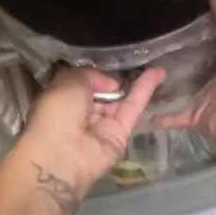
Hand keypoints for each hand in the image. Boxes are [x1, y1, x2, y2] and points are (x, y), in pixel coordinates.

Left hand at [16, 66, 164, 204]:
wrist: (64, 154)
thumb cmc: (58, 112)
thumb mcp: (69, 81)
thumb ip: (90, 75)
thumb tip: (110, 84)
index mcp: (63, 100)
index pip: (84, 83)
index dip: (98, 73)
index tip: (112, 61)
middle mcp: (82, 113)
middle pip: (104, 92)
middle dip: (118, 78)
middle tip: (137, 60)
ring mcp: (103, 125)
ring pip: (121, 100)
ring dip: (137, 82)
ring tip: (155, 63)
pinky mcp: (121, 134)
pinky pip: (133, 108)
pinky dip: (145, 90)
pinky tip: (157, 74)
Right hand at [154, 0, 215, 170]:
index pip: (210, 31)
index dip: (193, 17)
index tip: (167, 0)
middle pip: (191, 57)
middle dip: (170, 48)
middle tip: (139, 30)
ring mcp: (204, 95)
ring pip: (178, 84)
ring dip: (161, 78)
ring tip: (131, 63)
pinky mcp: (194, 115)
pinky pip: (173, 114)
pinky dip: (158, 113)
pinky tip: (137, 105)